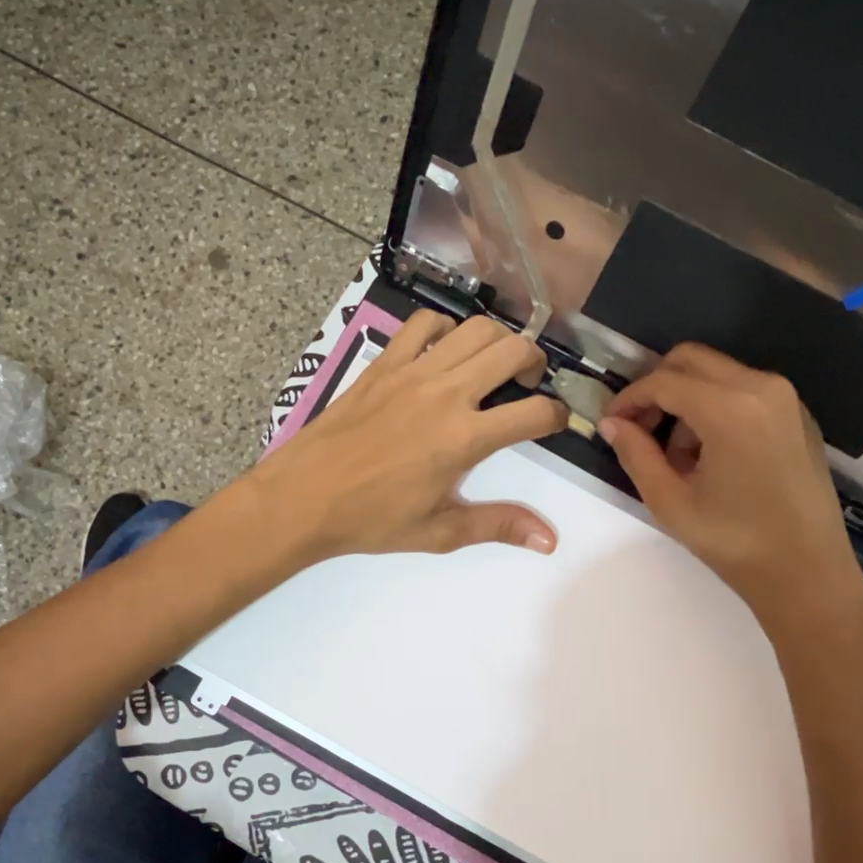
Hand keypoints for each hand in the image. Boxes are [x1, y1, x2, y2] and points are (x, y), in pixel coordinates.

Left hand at [236, 310, 568, 562]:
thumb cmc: (371, 519)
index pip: (534, 413)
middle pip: (513, 350)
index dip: (557, 416)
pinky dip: (446, 328)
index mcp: (464, 438)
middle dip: (535, 363)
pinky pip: (424, 324)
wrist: (305, 496)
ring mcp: (413, 372)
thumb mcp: (439, 531)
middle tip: (529, 384)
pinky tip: (445, 352)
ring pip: (475, 328)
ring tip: (494, 365)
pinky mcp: (384, 363)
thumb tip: (549, 539)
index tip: (556, 423)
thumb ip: (498, 525)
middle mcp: (445, 394)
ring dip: (498, 340)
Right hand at [599, 344, 862, 632]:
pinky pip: (744, 390)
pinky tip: (710, 455)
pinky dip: (716, 407)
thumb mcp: (670, 502)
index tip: (610, 423)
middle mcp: (761, 388)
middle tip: (638, 430)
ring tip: (677, 456)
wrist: (807, 572)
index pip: (663, 381)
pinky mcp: (798, 414)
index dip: (628, 398)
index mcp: (730, 408)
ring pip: (717, 373)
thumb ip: (635, 453)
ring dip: (686, 400)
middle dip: (657, 389)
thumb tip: (612, 423)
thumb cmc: (735, 542)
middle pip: (691, 360)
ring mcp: (786, 398)